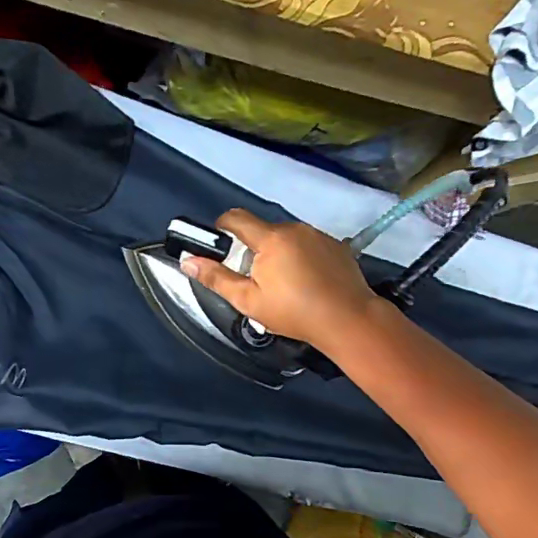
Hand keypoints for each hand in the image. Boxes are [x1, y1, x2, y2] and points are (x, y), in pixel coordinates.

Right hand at [178, 209, 379, 346]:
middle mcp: (294, 228)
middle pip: (262, 230)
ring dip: (278, 253)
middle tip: (254, 280)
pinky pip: (307, 244)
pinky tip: (306, 282)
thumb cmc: (294, 312)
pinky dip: (300, 257)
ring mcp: (318, 235)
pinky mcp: (336, 245)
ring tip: (284, 284)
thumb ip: (217, 278)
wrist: (349, 319)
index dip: (221, 228)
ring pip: (286, 237)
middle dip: (252, 249)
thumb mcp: (249, 301)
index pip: (236, 218)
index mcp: (271, 239)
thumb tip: (188, 261)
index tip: (218, 247)